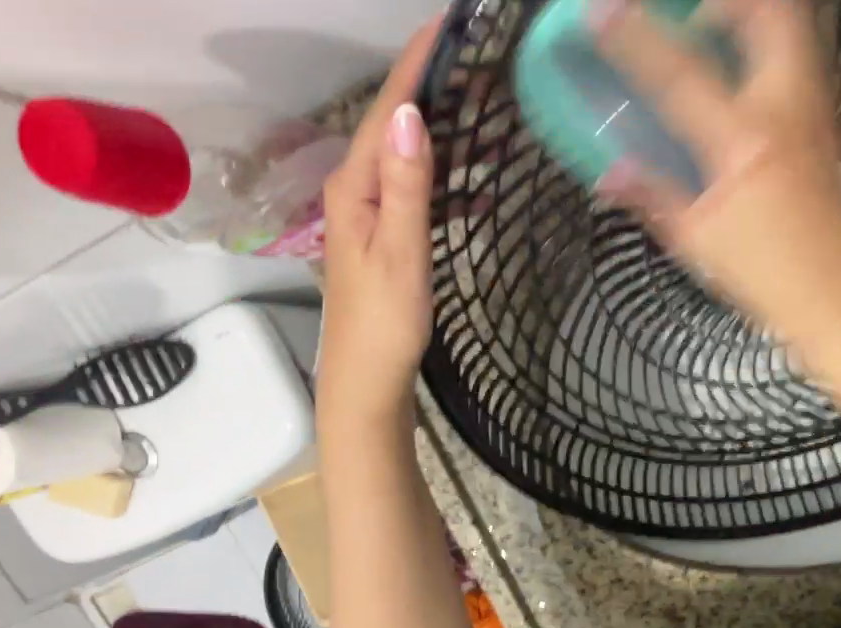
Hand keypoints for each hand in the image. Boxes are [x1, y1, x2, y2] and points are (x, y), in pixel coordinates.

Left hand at [316, 19, 440, 430]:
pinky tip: (475, 182)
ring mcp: (368, 214)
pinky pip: (414, 189)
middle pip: (394, 124)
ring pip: (406, 156)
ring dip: (444, 131)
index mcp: (355, 186)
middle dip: (433, 88)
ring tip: (485, 107)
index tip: (448, 25)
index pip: (387, 110)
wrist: (367, 380)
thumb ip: (407, 185)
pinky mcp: (383, 237)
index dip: (416, 66)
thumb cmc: (385, 323)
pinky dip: (445, 177)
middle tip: (479, 60)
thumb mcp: (401, 252)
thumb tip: (411, 114)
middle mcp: (355, 190)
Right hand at [591, 0, 840, 349]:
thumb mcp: (699, 245)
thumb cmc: (775, 282)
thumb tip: (612, 176)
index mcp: (744, 142)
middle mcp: (790, 111)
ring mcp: (822, 114)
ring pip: (796, 30)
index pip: (680, 71)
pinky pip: (808, 65)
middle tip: (691, 14)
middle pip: (766, 12)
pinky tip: (755, 90)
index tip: (603, 13)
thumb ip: (654, 198)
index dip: (634, 37)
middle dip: (723, 1)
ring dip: (755, 20)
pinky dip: (777, 57)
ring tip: (719, 37)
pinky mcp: (837, 128)